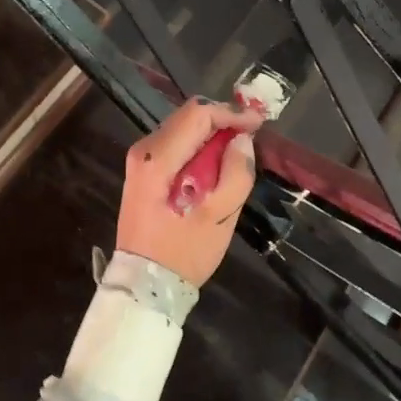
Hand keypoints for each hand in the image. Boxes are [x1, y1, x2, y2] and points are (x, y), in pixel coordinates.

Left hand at [117, 99, 263, 285]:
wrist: (144, 286)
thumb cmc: (183, 254)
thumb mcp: (219, 218)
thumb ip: (236, 174)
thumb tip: (242, 140)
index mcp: (157, 158)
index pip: (197, 115)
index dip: (231, 113)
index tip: (259, 123)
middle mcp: (144, 150)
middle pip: (188, 117)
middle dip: (222, 120)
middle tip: (252, 133)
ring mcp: (141, 160)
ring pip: (182, 128)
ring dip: (212, 132)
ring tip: (239, 147)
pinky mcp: (144, 171)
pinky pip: (176, 143)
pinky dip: (199, 145)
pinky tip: (218, 160)